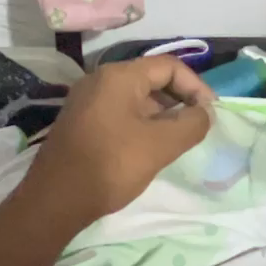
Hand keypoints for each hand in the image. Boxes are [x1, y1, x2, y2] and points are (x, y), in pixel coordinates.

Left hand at [14, 57, 214, 232]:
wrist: (55, 200)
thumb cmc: (110, 165)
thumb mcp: (160, 145)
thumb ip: (190, 124)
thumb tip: (205, 113)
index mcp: (119, 76)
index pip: (169, 66)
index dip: (196, 86)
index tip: (210, 113)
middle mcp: (99, 80)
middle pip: (151, 79)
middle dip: (179, 99)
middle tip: (197, 127)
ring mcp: (86, 101)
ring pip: (135, 98)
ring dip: (161, 114)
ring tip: (177, 140)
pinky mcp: (80, 121)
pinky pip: (119, 112)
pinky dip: (141, 123)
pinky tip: (149, 148)